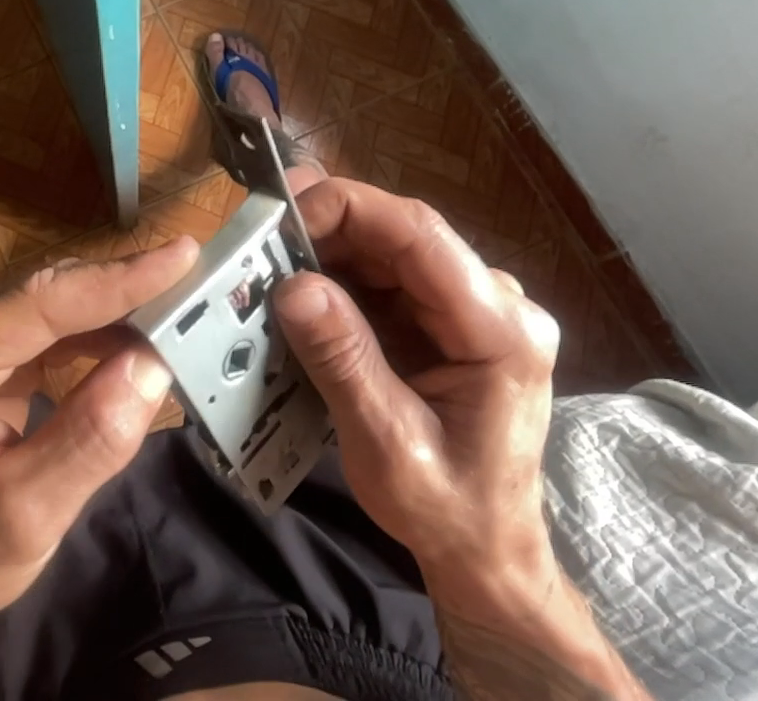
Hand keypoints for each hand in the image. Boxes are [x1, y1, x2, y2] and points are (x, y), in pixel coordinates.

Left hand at [0, 239, 197, 698]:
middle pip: (43, 294)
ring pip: (47, 302)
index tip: (183, 254)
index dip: (113, 280)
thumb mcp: (24, 520)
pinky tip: (130, 322)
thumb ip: (87, 443)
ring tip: (176, 313)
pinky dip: (90, 325)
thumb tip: (152, 366)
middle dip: (122, 291)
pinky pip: (39, 320)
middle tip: (197, 287)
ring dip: (111, 309)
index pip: (37, 306)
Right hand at [272, 180, 651, 698]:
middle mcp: (496, 302)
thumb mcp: (385, 442)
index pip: (419, 235)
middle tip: (256, 243)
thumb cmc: (447, 509)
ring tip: (265, 269)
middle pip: (401, 234)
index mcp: (500, 329)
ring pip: (387, 250)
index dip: (346, 208)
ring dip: (324, 254)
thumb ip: (344, 361)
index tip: (279, 217)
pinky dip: (336, 280)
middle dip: (324, 230)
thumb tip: (292, 286)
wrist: (485, 549)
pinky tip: (296, 296)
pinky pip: (385, 278)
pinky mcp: (445, 318)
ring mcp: (471, 306)